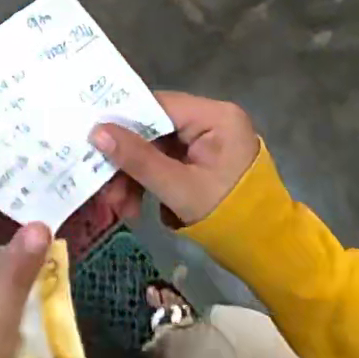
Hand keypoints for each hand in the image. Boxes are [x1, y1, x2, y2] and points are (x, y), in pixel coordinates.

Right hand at [89, 91, 259, 225]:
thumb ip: (137, 158)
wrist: (266, 251)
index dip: (121, 122)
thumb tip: (96, 131)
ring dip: (132, 176)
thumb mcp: (178, 188)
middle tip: (105, 188)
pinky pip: (162, 161)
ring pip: (152, 148)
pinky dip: (146, 182)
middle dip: (126, 160)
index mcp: (215, 117)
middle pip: (151, 129)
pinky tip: (135, 206)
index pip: (155, 106)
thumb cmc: (229, 216)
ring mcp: (205, 140)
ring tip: (120, 206)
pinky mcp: (199, 159)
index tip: (92, 141)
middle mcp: (211, 120)